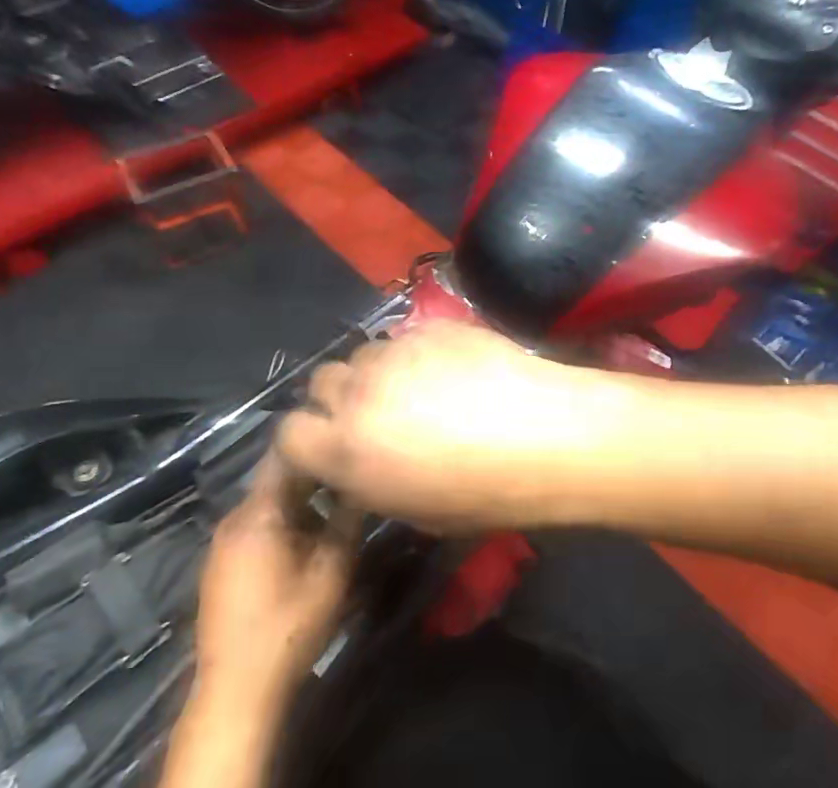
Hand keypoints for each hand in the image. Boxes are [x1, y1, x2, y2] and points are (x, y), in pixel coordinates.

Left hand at [193, 450, 354, 707]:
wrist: (237, 688)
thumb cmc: (290, 621)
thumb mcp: (333, 566)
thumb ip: (349, 517)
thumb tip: (363, 480)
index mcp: (257, 513)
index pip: (285, 455)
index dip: (317, 442)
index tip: (348, 436)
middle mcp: (233, 519)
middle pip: (277, 481)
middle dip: (315, 476)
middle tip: (353, 476)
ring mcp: (222, 545)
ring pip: (270, 505)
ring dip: (302, 502)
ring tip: (338, 509)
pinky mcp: (222, 566)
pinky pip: (258, 527)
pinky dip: (286, 523)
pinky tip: (311, 542)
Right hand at [276, 322, 617, 531]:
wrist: (546, 435)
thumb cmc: (486, 492)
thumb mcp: (416, 512)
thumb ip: (371, 481)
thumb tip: (363, 464)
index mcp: (345, 449)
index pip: (290, 434)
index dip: (310, 441)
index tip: (335, 446)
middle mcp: (358, 394)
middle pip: (322, 384)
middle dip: (341, 400)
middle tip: (379, 414)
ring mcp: (395, 353)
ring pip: (364, 355)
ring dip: (378, 372)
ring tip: (418, 387)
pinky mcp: (431, 326)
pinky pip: (405, 335)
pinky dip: (415, 352)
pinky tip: (450, 367)